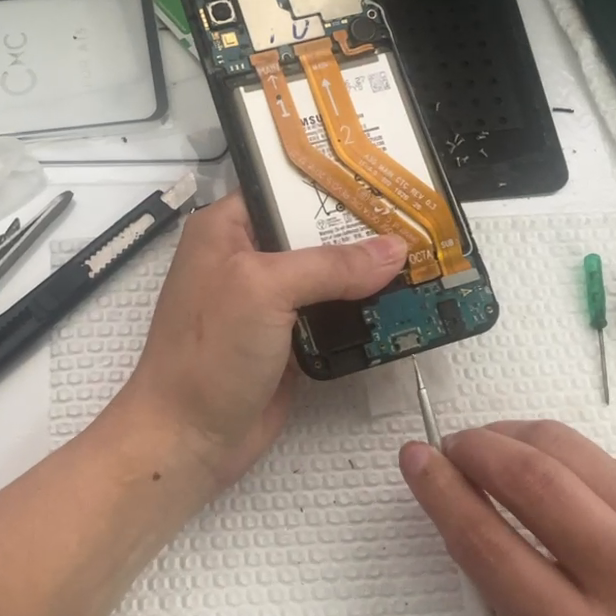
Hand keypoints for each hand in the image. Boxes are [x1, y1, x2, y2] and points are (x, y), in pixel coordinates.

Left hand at [117, 193, 404, 489]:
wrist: (189, 437)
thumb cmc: (209, 353)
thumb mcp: (263, 289)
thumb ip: (330, 264)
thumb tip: (395, 249)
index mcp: (226, 227)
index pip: (286, 187)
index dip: (334, 181)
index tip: (387, 178)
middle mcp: (248, 256)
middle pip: (316, 231)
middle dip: (364, 230)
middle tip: (421, 221)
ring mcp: (269, 301)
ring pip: (329, 275)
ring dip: (369, 275)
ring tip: (426, 259)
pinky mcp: (289, 339)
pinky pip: (333, 315)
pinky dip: (363, 313)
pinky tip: (403, 305)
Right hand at [399, 421, 615, 615]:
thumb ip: (510, 586)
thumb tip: (462, 499)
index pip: (495, 551)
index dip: (443, 496)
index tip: (415, 460)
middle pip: (533, 482)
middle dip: (474, 449)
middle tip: (450, 448)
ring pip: (565, 448)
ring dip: (508, 435)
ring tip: (488, 447)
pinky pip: (598, 454)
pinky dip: (555, 452)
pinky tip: (549, 470)